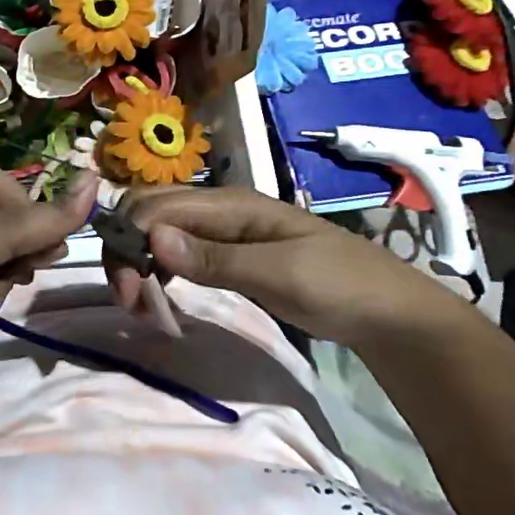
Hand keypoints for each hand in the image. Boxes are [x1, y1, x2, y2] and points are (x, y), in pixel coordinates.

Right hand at [103, 186, 471, 346]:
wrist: (386, 311)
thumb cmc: (339, 285)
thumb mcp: (279, 273)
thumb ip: (214, 258)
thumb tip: (151, 238)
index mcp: (231, 204)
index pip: (156, 208)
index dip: (130, 243)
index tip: (130, 293)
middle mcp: (220, 210)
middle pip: (150, 213)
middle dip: (128, 251)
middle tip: (131, 302)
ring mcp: (224, 232)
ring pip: (160, 232)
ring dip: (140, 263)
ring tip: (142, 307)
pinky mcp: (229, 255)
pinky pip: (179, 252)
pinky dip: (159, 271)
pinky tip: (162, 298)